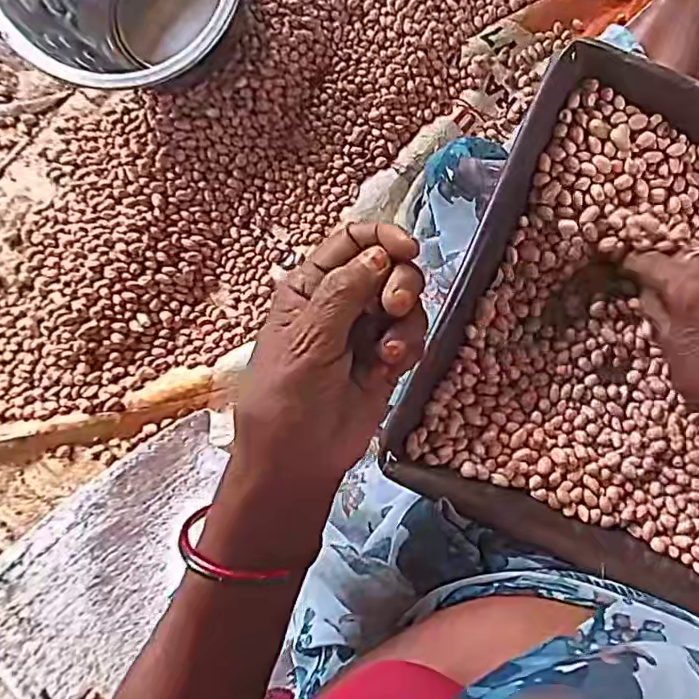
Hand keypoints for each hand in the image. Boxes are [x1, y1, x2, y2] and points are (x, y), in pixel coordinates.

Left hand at [232, 223, 427, 496]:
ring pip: (407, 301)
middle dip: (400, 282)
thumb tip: (379, 253)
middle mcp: (341, 302)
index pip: (351, 240)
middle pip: (388, 266)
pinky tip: (390, 367)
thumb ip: (343, 292)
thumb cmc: (285, 399)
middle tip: (394, 306)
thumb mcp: (306, 340)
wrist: (299, 461)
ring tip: (389, 351)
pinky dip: (410, 346)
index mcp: (310, 286)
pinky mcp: (387, 358)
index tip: (407, 248)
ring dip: (406, 320)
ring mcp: (366, 330)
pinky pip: (414, 335)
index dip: (382, 237)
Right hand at [623, 250, 698, 408]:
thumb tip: (646, 289)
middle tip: (659, 287)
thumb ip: (653, 307)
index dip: (637, 264)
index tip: (629, 268)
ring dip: (697, 280)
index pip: (653, 261)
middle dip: (670, 271)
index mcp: (685, 289)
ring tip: (690, 301)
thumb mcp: (665, 342)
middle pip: (684, 261)